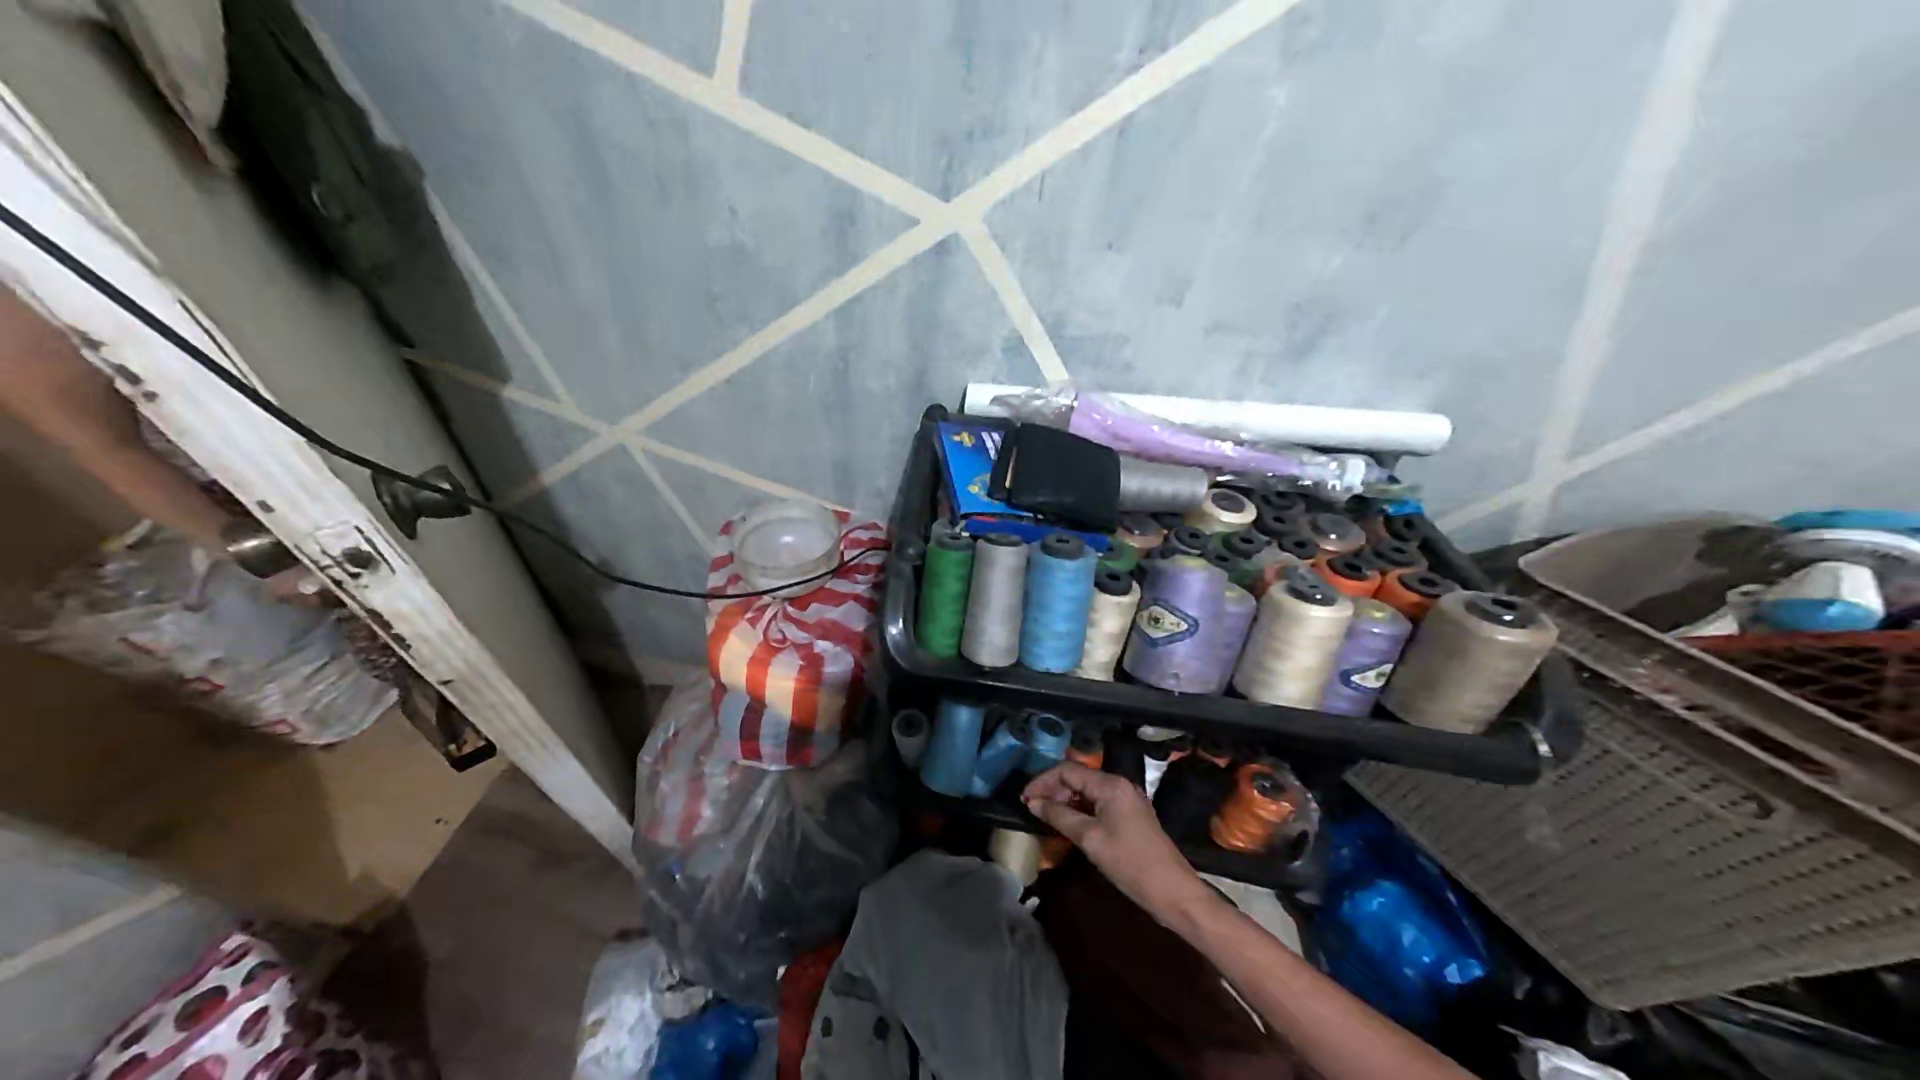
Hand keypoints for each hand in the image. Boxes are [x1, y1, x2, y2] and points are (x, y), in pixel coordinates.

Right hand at [1022, 763, 1207, 921]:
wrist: (1172, 891)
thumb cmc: (1129, 862)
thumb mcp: (1089, 839)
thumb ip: (1059, 816)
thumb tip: (1033, 803)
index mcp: (1110, 784)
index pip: (1068, 770)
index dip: (1043, 781)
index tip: (1024, 799)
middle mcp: (1119, 785)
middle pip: (1078, 778)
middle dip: (1053, 790)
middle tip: (1032, 809)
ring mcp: (1126, 800)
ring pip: (1087, 792)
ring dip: (1065, 801)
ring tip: (1045, 817)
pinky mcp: (1129, 816)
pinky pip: (1098, 804)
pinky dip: (1079, 810)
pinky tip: (1067, 823)